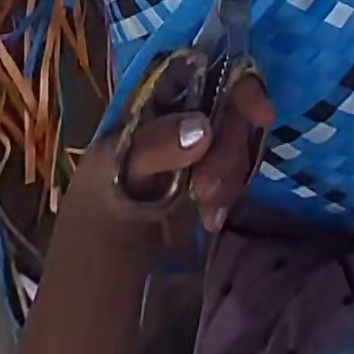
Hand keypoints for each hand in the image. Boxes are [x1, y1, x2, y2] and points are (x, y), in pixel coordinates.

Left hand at [64, 76, 275, 244]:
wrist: (96, 287)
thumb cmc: (93, 219)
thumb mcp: (109, 180)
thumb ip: (154, 148)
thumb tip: (203, 126)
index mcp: (146, 99)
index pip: (193, 66)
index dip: (231, 75)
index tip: (259, 110)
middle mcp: (175, 113)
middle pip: (224, 102)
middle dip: (228, 142)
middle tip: (207, 185)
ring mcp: (194, 147)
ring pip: (235, 137)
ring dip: (229, 172)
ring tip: (205, 209)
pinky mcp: (207, 179)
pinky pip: (236, 170)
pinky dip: (230, 193)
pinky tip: (211, 218)